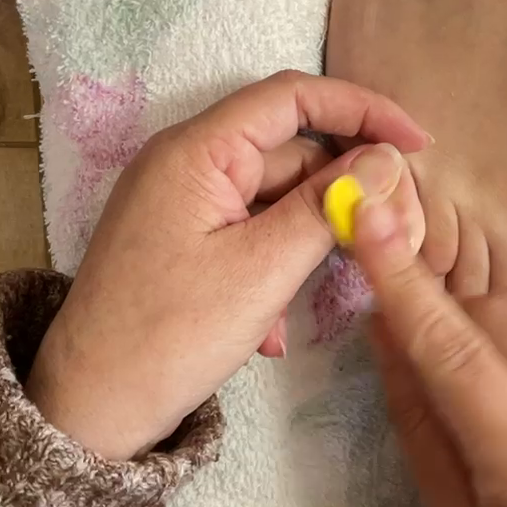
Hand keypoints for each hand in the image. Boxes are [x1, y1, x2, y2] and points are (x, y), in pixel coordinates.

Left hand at [29, 71, 428, 459]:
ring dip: (310, 239)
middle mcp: (187, 163)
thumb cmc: (172, 334)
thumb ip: (327, 206)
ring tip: (332, 289)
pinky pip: (249, 233)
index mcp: (197, 150)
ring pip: (274, 199)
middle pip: (289, 151)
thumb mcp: (261, 269)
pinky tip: (273, 329)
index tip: (417, 143)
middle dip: (344, 189)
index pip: (292, 97)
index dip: (361, 108)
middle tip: (396, 231)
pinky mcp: (184, 240)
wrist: (90, 409)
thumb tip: (385, 160)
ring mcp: (184, 203)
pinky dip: (275, 265)